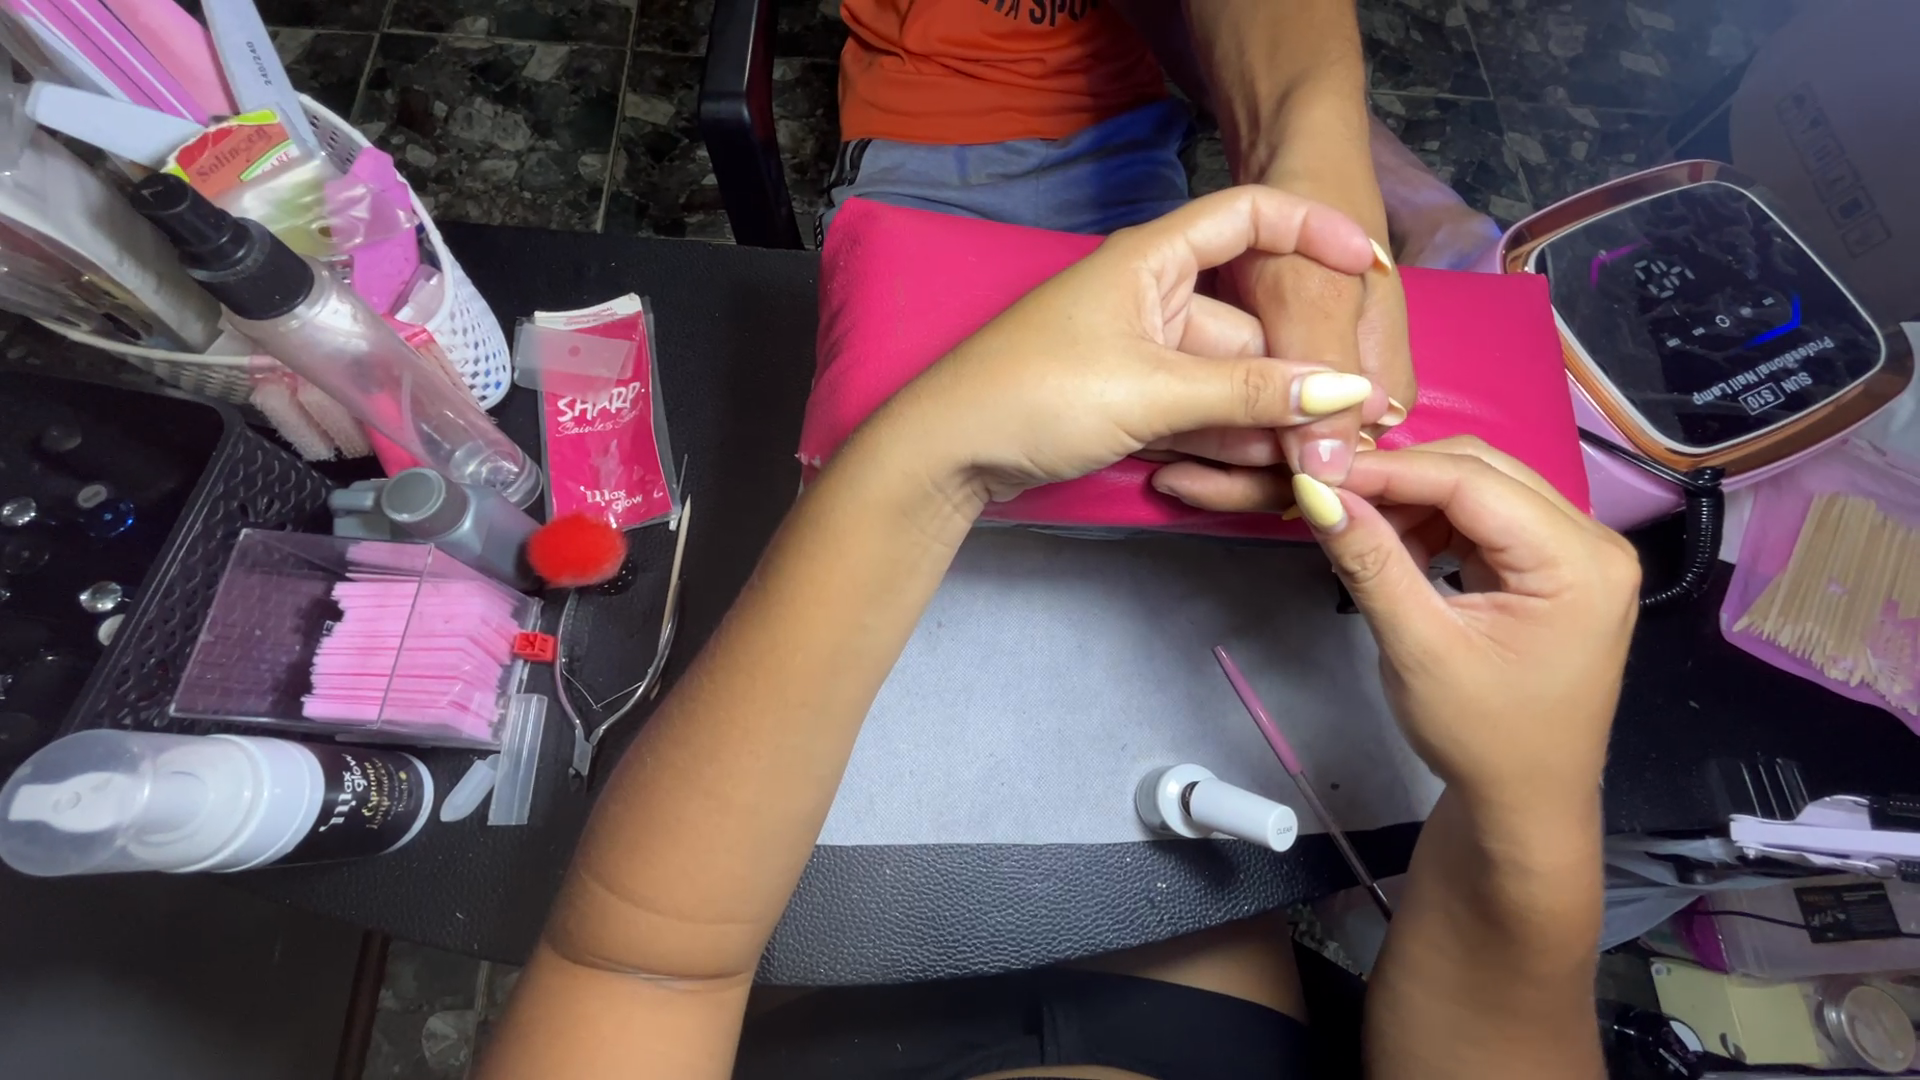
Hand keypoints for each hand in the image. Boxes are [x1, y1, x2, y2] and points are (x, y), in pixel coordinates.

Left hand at [864, 186, 1381, 506]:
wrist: (950, 453)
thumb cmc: (1039, 395)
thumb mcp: (1151, 390)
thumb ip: (1249, 391)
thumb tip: (1343, 391)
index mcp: (1151, 262)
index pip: (1247, 217)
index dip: (1310, 232)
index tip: (1368, 266)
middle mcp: (1150, 299)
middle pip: (1243, 328)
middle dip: (1287, 383)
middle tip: (1338, 441)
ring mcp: (1137, 355)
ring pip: (1220, 381)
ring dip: (1256, 424)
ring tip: (1302, 472)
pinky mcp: (1124, 402)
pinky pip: (1187, 412)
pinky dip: (1215, 441)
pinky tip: (1253, 476)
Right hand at [1281, 437, 1639, 812]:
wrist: (1521, 796)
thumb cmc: (1478, 733)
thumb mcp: (1416, 647)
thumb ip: (1369, 563)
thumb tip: (1315, 493)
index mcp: (1577, 562)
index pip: (1471, 481)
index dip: (1387, 469)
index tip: (1314, 472)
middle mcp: (1588, 541)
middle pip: (1479, 471)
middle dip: (1398, 479)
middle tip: (1328, 498)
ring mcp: (1571, 552)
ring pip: (1476, 488)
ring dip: (1408, 501)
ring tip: (1358, 533)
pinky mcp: (1546, 567)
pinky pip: (1479, 518)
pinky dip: (1427, 524)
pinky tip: (1395, 551)